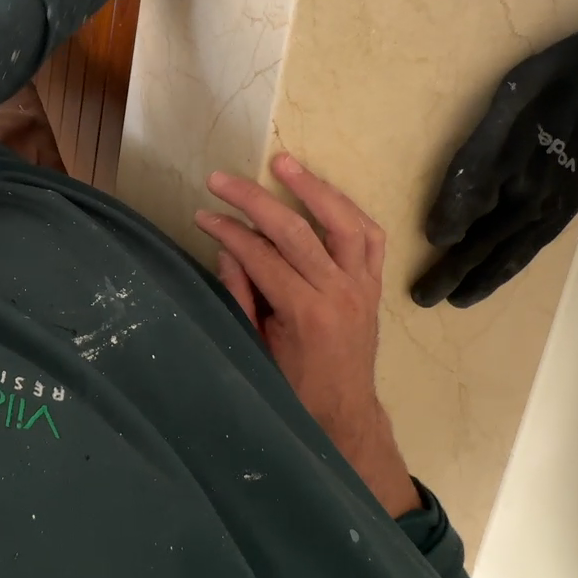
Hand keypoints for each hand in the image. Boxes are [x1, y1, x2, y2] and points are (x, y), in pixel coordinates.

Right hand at [195, 153, 420, 516]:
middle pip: (295, 230)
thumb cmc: (293, 388)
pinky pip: (369, 236)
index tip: (203, 214)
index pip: (261, 255)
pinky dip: (347, 209)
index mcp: (306, 313)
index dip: (228, 231)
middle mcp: (340, 292)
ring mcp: (363, 285)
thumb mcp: (255, 347)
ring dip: (312, 188)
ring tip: (283, 163)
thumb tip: (227, 247)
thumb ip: (241, 295)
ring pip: (343, 222)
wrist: (344, 415)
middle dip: (252, 200)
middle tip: (219, 180)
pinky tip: (324, 192)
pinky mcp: (374, 283)